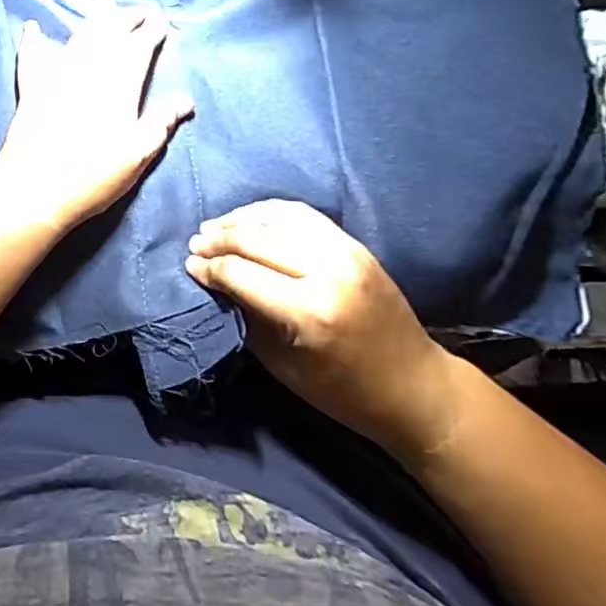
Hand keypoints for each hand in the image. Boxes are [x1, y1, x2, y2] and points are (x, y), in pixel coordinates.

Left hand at [0, 9, 193, 232]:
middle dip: (128, 17)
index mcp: (120, 83)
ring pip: (79, 35)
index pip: (140, 46)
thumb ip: (161, 122)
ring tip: (105, 3)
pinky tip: (32, 28)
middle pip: (111, 31)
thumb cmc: (94, 175)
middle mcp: (89, 68)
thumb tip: (186, 100)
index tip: (161, 22)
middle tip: (139, 11)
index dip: (152, 31)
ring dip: (94, 17)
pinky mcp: (31, 85)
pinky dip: (34, 39)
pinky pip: (32, 54)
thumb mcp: (138, 153)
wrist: (35, 187)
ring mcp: (57, 73)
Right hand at [185, 200, 462, 454]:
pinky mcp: (356, 245)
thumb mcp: (283, 365)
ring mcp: (347, 252)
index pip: (242, 272)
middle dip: (220, 238)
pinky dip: (273, 213)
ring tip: (216, 226)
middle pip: (258, 238)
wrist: (415, 386)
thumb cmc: (343, 392)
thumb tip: (217, 284)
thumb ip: (247, 317)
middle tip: (195, 243)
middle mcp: (328, 271)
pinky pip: (305, 216)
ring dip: (243, 219)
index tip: (189, 266)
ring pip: (281, 218)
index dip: (210, 268)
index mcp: (309, 311)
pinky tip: (253, 219)